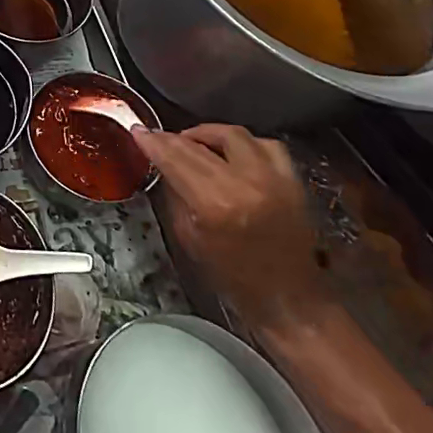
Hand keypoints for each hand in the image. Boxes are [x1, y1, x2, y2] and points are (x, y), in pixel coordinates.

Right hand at [134, 123, 327, 326]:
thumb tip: (164, 166)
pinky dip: (243, 143)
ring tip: (194, 143)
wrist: (292, 300)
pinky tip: (232, 152)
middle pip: (200, 144)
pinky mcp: (293, 179)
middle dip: (174, 138)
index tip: (139, 131)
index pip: (176, 158)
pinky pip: (264, 144)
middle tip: (159, 138)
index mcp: (216, 204)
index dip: (153, 142)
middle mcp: (246, 182)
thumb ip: (175, 197)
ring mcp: (274, 177)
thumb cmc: (236, 279)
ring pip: (233, 134)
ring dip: (208, 134)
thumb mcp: (191, 240)